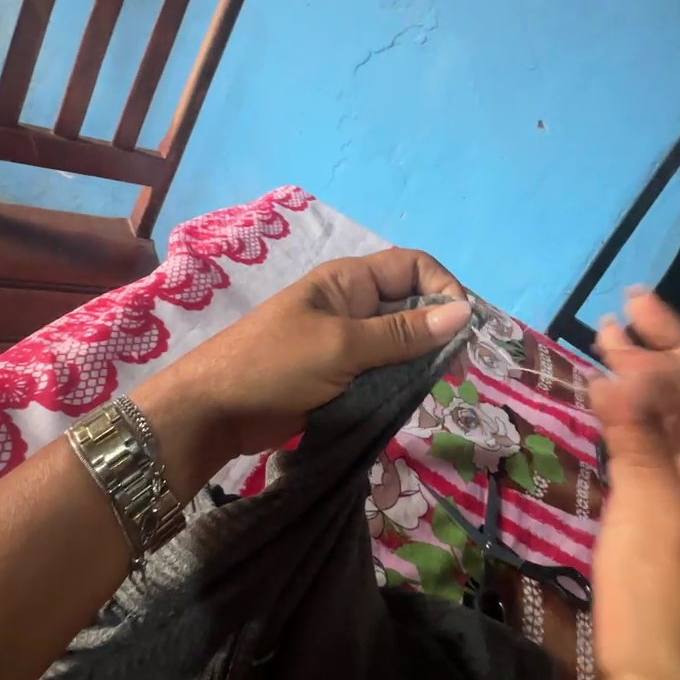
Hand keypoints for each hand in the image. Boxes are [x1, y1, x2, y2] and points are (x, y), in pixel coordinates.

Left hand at [129, 248, 471, 497]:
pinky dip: (404, 380)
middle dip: (440, 328)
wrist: (214, 413)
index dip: (444, 286)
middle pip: (412, 303)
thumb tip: (464, 313)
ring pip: (402, 341)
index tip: (465, 325)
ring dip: (424, 359)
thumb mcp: (344, 345)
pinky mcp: (343, 375)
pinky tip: (418, 396)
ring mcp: (348, 341)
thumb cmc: (276, 364)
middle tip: (461, 368)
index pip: (412, 266)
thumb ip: (404, 332)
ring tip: (444, 386)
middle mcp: (354, 304)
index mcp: (350, 280)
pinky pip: (385, 369)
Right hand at [590, 289, 679, 679]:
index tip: (629, 317)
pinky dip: (628, 422)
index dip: (671, 352)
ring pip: (669, 425)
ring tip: (609, 341)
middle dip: (661, 352)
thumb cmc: (672, 601)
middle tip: (624, 307)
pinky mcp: (660, 522)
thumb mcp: (659, 512)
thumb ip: (639, 438)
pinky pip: (648, 454)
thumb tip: (617, 373)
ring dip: (641, 382)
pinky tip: (609, 402)